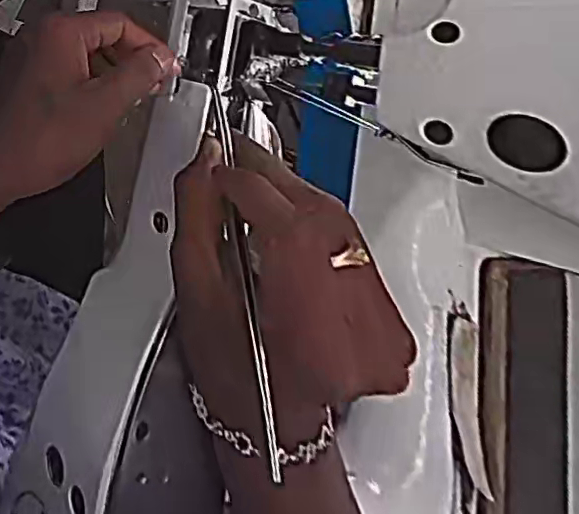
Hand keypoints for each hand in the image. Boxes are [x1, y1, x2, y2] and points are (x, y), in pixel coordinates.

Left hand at [0, 11, 176, 225]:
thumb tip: (159, 59)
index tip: (165, 65)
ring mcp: (30, 53)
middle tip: (152, 80)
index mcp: (60, 32)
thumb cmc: (36, 141)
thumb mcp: (104, 106)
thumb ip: (139, 75)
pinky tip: (100, 105)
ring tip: (130, 96)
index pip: (119, 22)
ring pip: (85, 50)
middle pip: (102, 33)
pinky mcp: (25, 74)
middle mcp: (40, 34)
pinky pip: (67, 65)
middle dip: (131, 58)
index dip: (150, 45)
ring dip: (112, 70)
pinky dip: (89, 79)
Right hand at [172, 131, 414, 412]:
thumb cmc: (231, 372)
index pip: (283, 221)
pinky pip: (340, 227)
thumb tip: (206, 159)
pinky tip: (276, 213)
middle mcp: (357, 319)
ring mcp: (378, 310)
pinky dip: (304, 209)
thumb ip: (197, 214)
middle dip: (262, 173)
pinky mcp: (382, 297)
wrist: (274, 419)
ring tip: (244, 187)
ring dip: (281, 187)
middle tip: (227, 161)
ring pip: (327, 210)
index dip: (242, 179)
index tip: (215, 161)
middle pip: (310, 207)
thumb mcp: (196, 290)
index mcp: (308, 328)